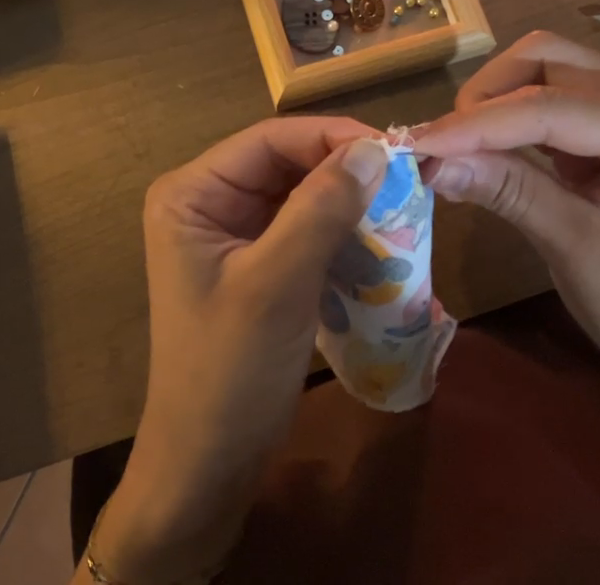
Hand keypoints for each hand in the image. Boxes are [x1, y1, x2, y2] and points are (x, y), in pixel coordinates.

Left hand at [95, 118, 386, 581]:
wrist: (208, 462)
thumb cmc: (230, 370)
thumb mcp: (277, 284)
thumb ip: (321, 209)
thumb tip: (373, 148)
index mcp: (191, 194)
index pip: (268, 140)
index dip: (331, 136)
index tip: (396, 150)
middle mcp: (206, 203)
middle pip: (285, 164)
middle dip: (343, 172)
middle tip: (408, 183)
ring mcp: (230, 236)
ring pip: (299, 198)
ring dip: (347, 205)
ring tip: (403, 211)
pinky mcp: (254, 267)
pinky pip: (303, 233)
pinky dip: (339, 237)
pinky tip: (379, 246)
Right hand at [412, 33, 599, 485]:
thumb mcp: (587, 260)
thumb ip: (513, 195)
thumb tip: (432, 160)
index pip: (551, 107)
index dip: (475, 124)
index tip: (410, 146)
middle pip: (549, 62)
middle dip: (487, 97)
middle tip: (441, 151)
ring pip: (551, 71)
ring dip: (499, 102)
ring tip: (461, 153)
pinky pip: (562, 103)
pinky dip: (519, 121)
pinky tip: (496, 159)